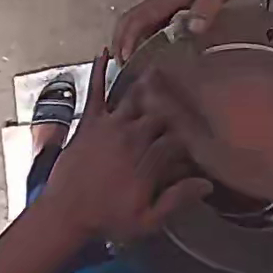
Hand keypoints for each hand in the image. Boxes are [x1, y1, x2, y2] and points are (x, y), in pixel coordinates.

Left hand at [34, 52, 213, 241]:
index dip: (189, 135)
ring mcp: (110, 126)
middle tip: (184, 92)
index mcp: (149, 161)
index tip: (198, 131)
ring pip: (135, 98)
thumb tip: (207, 184)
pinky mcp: (89, 121)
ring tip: (159, 69)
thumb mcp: (147, 220)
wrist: (65, 214)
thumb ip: (177, 199)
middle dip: (173, 105)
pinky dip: (99, 71)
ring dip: (147, 84)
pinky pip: (96, 91)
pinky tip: (104, 52)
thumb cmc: (106, 219)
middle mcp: (133, 137)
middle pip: (160, 113)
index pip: (178, 139)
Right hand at [111, 0, 237, 58]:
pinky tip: (140, 54)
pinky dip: (133, 37)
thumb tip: (194, 28)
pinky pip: (140, 23)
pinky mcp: (160, 7)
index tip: (124, 59)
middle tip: (121, 70)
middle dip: (119, 43)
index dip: (129, 39)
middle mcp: (155, 3)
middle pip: (127, 21)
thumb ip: (206, 7)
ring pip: (130, 22)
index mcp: (165, 1)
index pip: (139, 20)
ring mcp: (156, 5)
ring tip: (126, 66)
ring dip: (123, 41)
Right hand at [138, 50, 272, 231]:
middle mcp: (233, 71)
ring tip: (211, 110)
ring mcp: (259, 71)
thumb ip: (178, 119)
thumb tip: (150, 96)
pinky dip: (236, 86)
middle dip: (183, 79)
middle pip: (197, 65)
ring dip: (210, 82)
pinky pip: (246, 74)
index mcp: (210, 89)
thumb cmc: (259, 168)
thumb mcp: (209, 152)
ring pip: (222, 68)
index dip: (157, 75)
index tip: (151, 86)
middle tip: (178, 101)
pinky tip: (244, 111)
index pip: (172, 68)